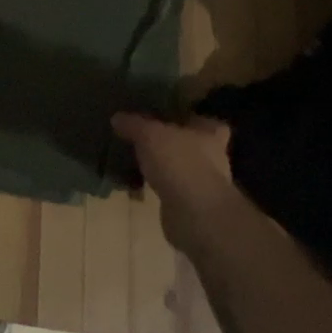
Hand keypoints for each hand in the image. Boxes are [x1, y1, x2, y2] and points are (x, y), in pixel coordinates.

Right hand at [111, 113, 242, 251]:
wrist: (195, 215)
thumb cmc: (179, 162)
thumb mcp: (148, 134)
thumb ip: (133, 124)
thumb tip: (117, 117)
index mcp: (210, 134)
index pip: (208, 122)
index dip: (191, 119)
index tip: (171, 117)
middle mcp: (213, 158)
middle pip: (192, 146)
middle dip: (172, 144)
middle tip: (146, 138)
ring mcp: (204, 185)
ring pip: (180, 169)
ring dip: (163, 168)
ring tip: (136, 162)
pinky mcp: (192, 206)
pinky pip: (171, 190)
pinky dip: (157, 188)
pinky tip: (137, 186)